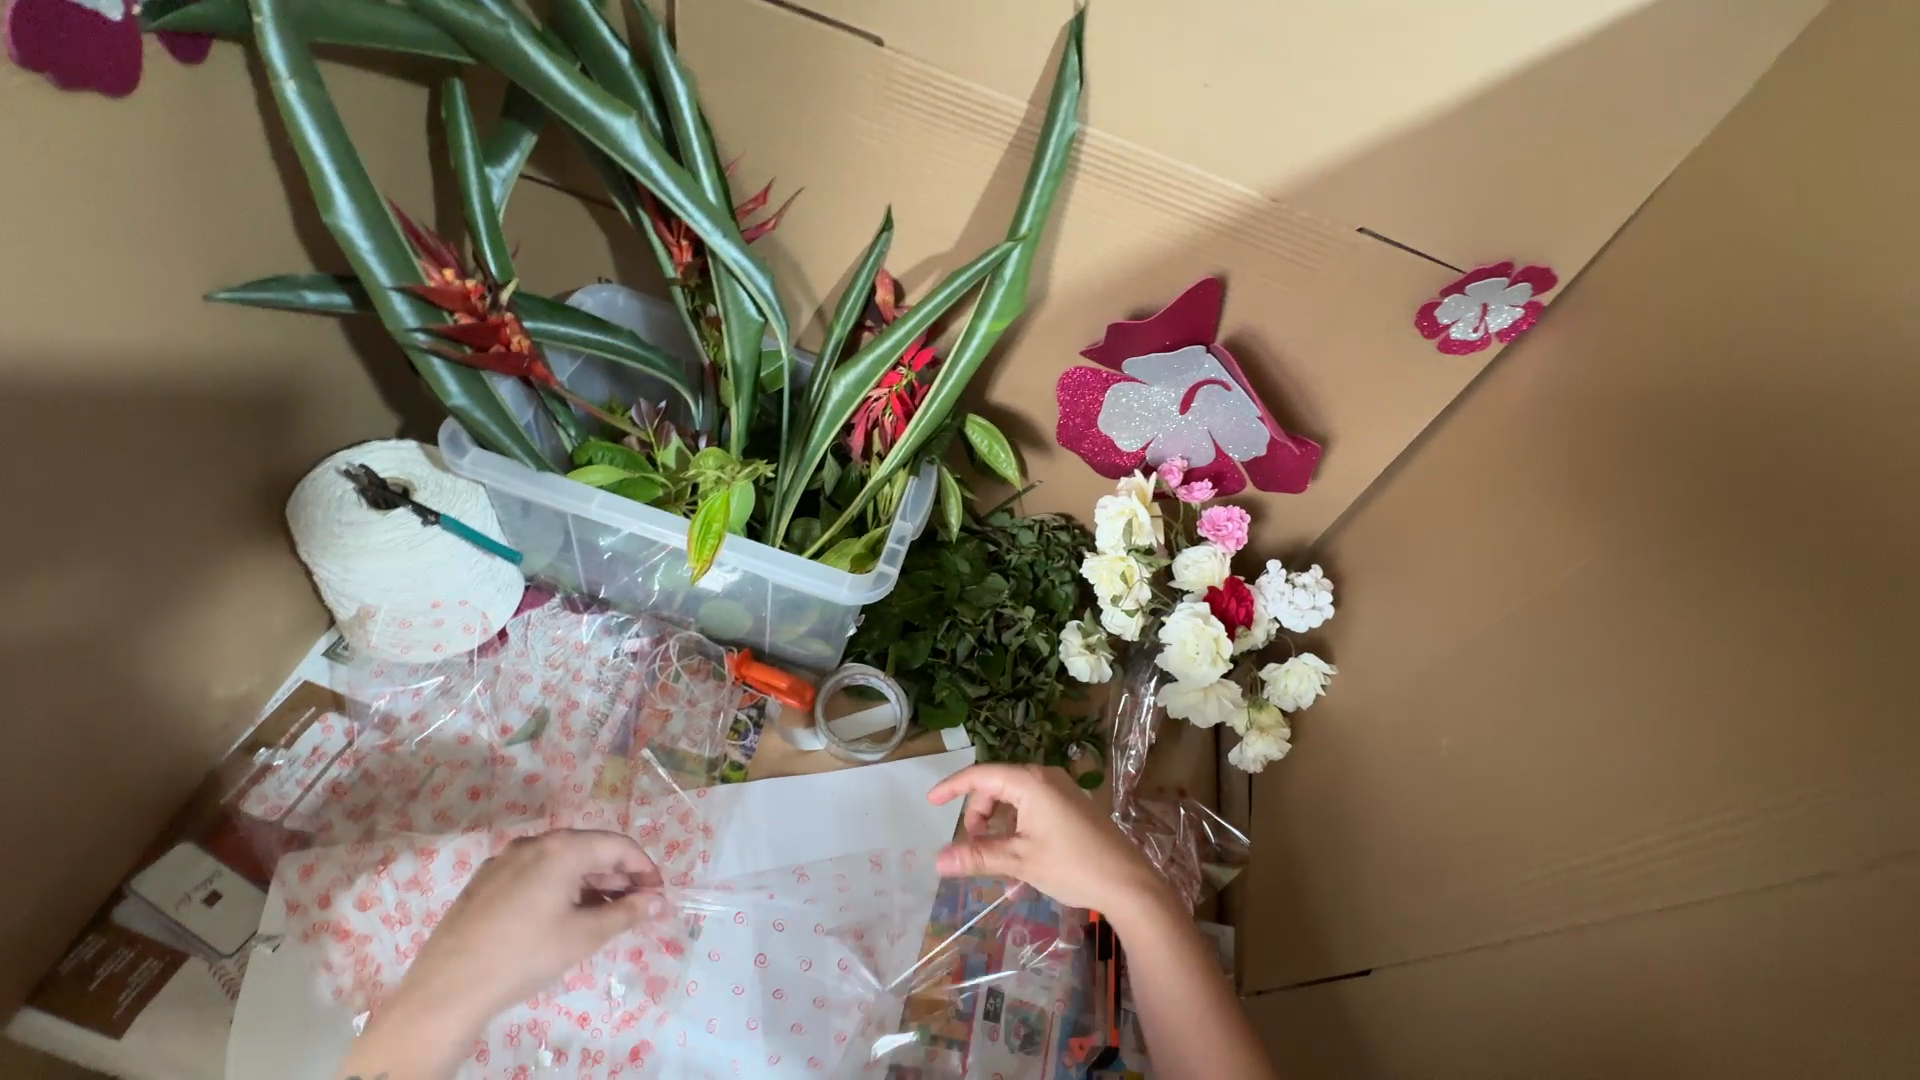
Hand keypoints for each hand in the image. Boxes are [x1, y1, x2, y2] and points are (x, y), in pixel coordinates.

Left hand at [360, 830, 664, 1062]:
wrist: (445, 992)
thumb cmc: (524, 957)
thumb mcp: (584, 936)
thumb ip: (627, 913)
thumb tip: (659, 901)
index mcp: (562, 848)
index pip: (618, 846)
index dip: (644, 868)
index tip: (657, 894)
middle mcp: (534, 843)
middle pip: (589, 850)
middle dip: (617, 876)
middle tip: (634, 906)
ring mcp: (505, 860)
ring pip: (560, 862)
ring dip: (588, 883)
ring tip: (601, 915)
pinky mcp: (485, 881)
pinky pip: (534, 874)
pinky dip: (558, 888)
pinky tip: (560, 918)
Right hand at [927, 764, 1167, 917]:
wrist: (1129, 883)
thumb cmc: (1072, 865)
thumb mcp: (1020, 861)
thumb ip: (978, 856)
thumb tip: (938, 860)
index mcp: (1030, 782)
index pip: (981, 775)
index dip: (952, 787)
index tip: (930, 802)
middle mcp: (1045, 779)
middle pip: (997, 790)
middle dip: (980, 820)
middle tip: (975, 850)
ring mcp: (1061, 793)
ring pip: (1014, 807)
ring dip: (1000, 836)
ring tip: (998, 872)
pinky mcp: (1071, 809)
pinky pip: (1033, 816)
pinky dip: (1019, 838)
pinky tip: (1019, 879)